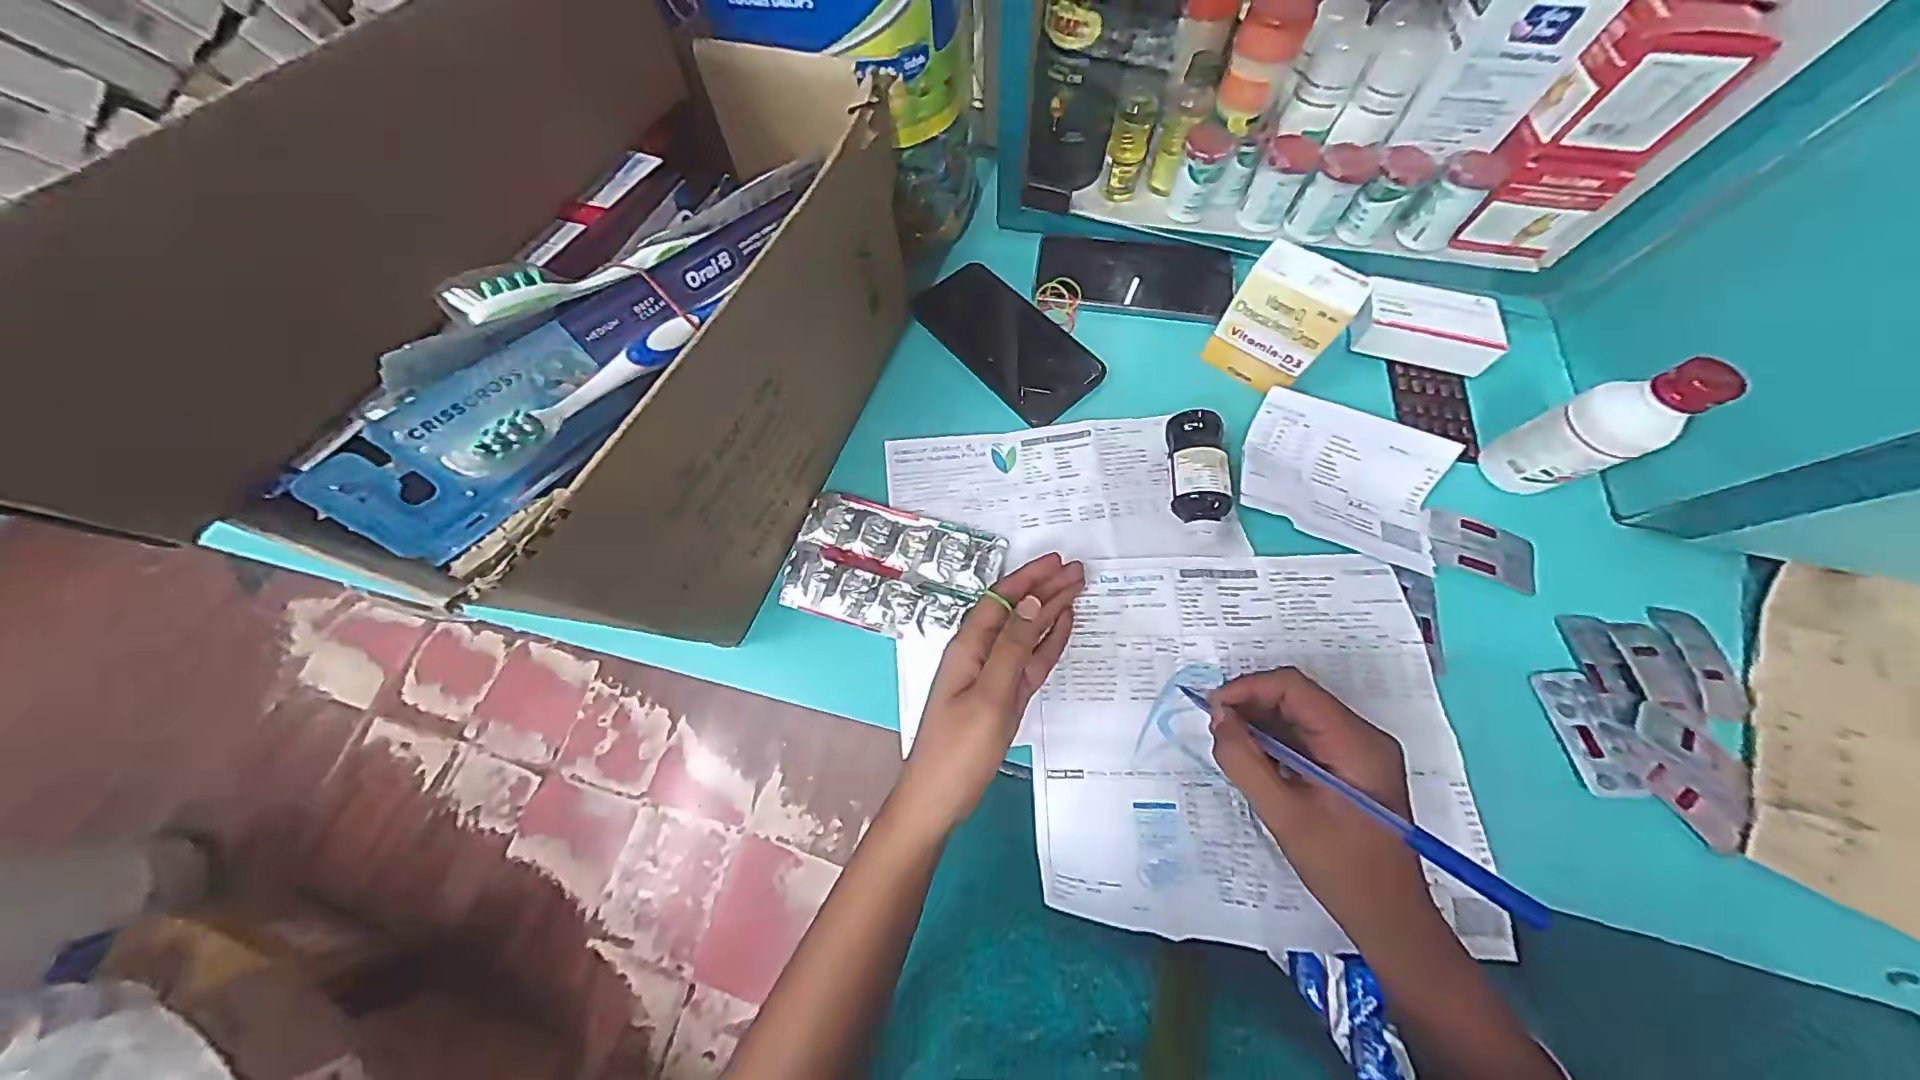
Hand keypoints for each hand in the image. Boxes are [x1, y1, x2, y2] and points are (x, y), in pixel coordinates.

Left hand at [895, 554, 1084, 836]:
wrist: (940, 796)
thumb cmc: (959, 748)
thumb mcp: (989, 695)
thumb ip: (1012, 648)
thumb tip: (1031, 602)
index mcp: (968, 647)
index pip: (1001, 600)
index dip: (1029, 578)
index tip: (1058, 562)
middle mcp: (980, 654)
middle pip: (1016, 612)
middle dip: (1045, 589)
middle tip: (1078, 572)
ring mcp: (994, 675)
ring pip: (1026, 633)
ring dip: (1050, 611)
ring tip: (1077, 590)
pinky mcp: (1005, 696)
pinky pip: (1030, 660)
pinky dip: (1047, 642)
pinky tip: (1062, 627)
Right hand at [1208, 668, 1431, 927]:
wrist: (1390, 919)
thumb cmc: (1342, 869)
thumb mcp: (1284, 814)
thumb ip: (1245, 761)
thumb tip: (1219, 718)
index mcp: (1356, 742)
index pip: (1293, 688)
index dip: (1247, 689)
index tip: (1213, 709)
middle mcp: (1362, 737)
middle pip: (1296, 696)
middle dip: (1250, 704)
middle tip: (1216, 728)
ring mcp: (1359, 751)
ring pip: (1298, 715)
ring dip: (1259, 722)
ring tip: (1231, 745)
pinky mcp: (1350, 766)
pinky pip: (1305, 737)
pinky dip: (1274, 740)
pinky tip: (1255, 760)